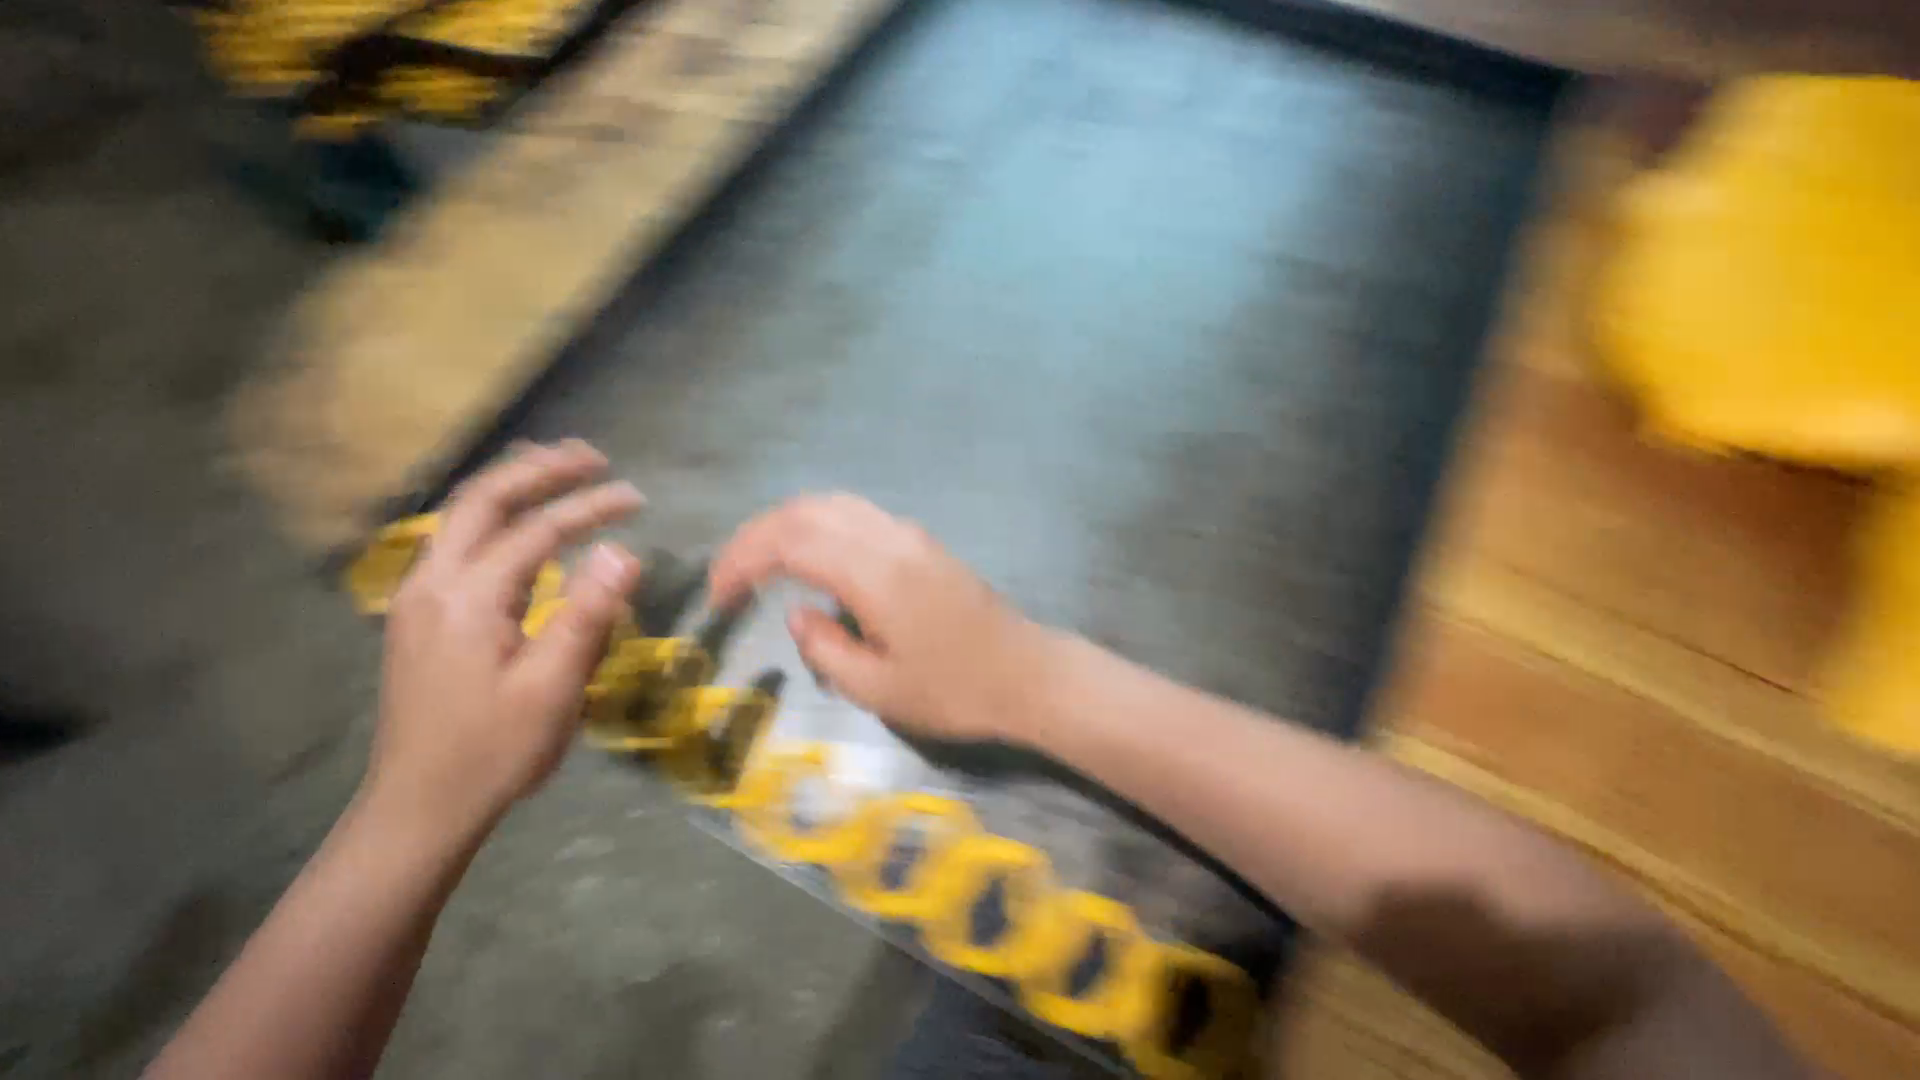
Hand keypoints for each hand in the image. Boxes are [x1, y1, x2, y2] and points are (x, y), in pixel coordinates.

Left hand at [369, 441, 644, 835]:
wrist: (419, 806)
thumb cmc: (494, 751)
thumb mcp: (552, 689)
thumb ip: (587, 616)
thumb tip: (624, 551)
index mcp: (466, 599)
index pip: (537, 531)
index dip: (590, 508)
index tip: (638, 497)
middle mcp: (431, 583)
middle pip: (482, 501)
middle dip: (538, 470)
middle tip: (591, 456)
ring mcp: (416, 597)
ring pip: (460, 517)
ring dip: (510, 486)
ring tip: (556, 467)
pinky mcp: (418, 615)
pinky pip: (456, 543)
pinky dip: (492, 516)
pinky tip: (516, 523)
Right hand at [709, 494, 1056, 742]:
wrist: (1028, 676)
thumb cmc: (955, 691)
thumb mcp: (878, 690)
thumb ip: (825, 649)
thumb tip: (796, 613)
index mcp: (875, 573)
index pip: (790, 541)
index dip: (743, 559)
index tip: (719, 595)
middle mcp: (890, 539)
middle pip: (807, 509)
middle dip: (757, 535)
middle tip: (730, 576)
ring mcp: (910, 535)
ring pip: (834, 504)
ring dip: (788, 525)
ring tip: (760, 565)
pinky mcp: (923, 544)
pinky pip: (858, 516)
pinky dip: (820, 526)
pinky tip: (811, 560)